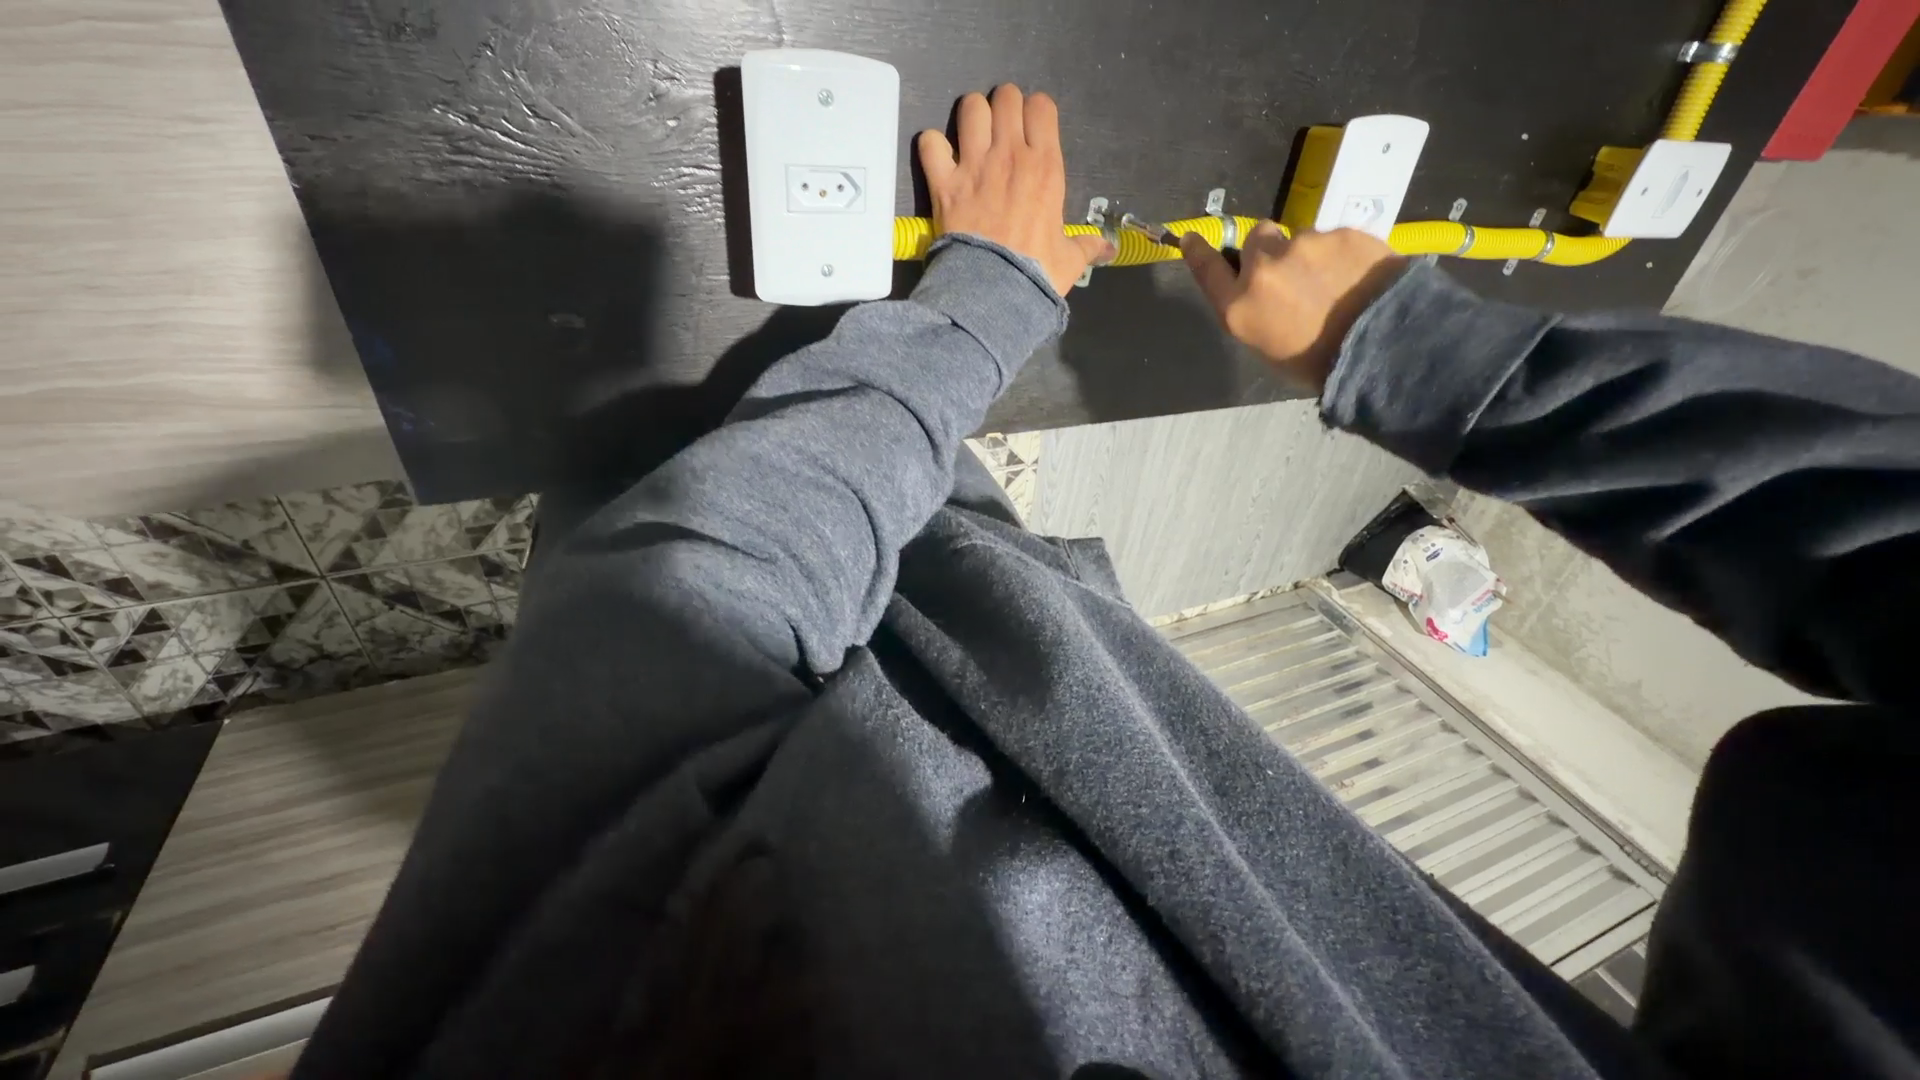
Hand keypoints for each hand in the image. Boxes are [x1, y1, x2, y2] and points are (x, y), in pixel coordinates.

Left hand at [918, 85, 1111, 295]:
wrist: (994, 292)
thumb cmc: (1036, 273)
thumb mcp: (1069, 260)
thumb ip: (1087, 246)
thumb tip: (1107, 249)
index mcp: (1045, 166)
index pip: (1042, 106)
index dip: (1036, 113)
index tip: (1032, 131)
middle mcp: (1010, 154)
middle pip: (1005, 97)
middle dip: (1004, 107)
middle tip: (1001, 131)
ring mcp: (973, 165)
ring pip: (970, 108)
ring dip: (971, 118)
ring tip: (972, 138)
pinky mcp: (943, 182)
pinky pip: (930, 143)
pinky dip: (933, 147)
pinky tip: (940, 160)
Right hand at [1180, 225, 1406, 393]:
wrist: (1382, 346)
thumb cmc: (1317, 363)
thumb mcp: (1267, 348)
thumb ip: (1253, 311)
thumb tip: (1261, 292)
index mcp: (1239, 307)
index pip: (1208, 269)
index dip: (1197, 251)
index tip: (1192, 238)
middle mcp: (1263, 271)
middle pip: (1256, 239)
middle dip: (1268, 249)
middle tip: (1291, 272)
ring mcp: (1303, 246)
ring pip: (1300, 239)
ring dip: (1310, 254)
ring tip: (1336, 282)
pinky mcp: (1341, 233)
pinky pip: (1334, 238)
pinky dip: (1342, 254)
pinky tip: (1357, 276)